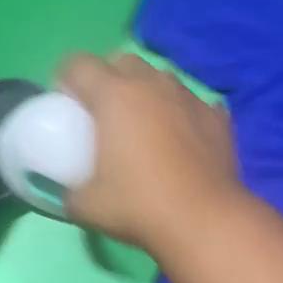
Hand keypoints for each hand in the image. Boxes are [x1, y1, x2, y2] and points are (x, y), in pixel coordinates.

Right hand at [57, 52, 245, 249]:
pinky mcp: (216, 117)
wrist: (203, 221)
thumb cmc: (139, 207)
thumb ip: (71, 194)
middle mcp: (152, 83)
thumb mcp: (87, 207)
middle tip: (104, 116)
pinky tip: (180, 142)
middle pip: (121, 62)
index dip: (65, 80)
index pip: (78, 64)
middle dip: (107, 79)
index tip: (66, 106)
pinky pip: (191, 105)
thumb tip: (71, 194)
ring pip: (160, 79)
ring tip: (145, 128)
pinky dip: (180, 116)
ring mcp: (188, 97)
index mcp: (114, 95)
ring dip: (146, 94)